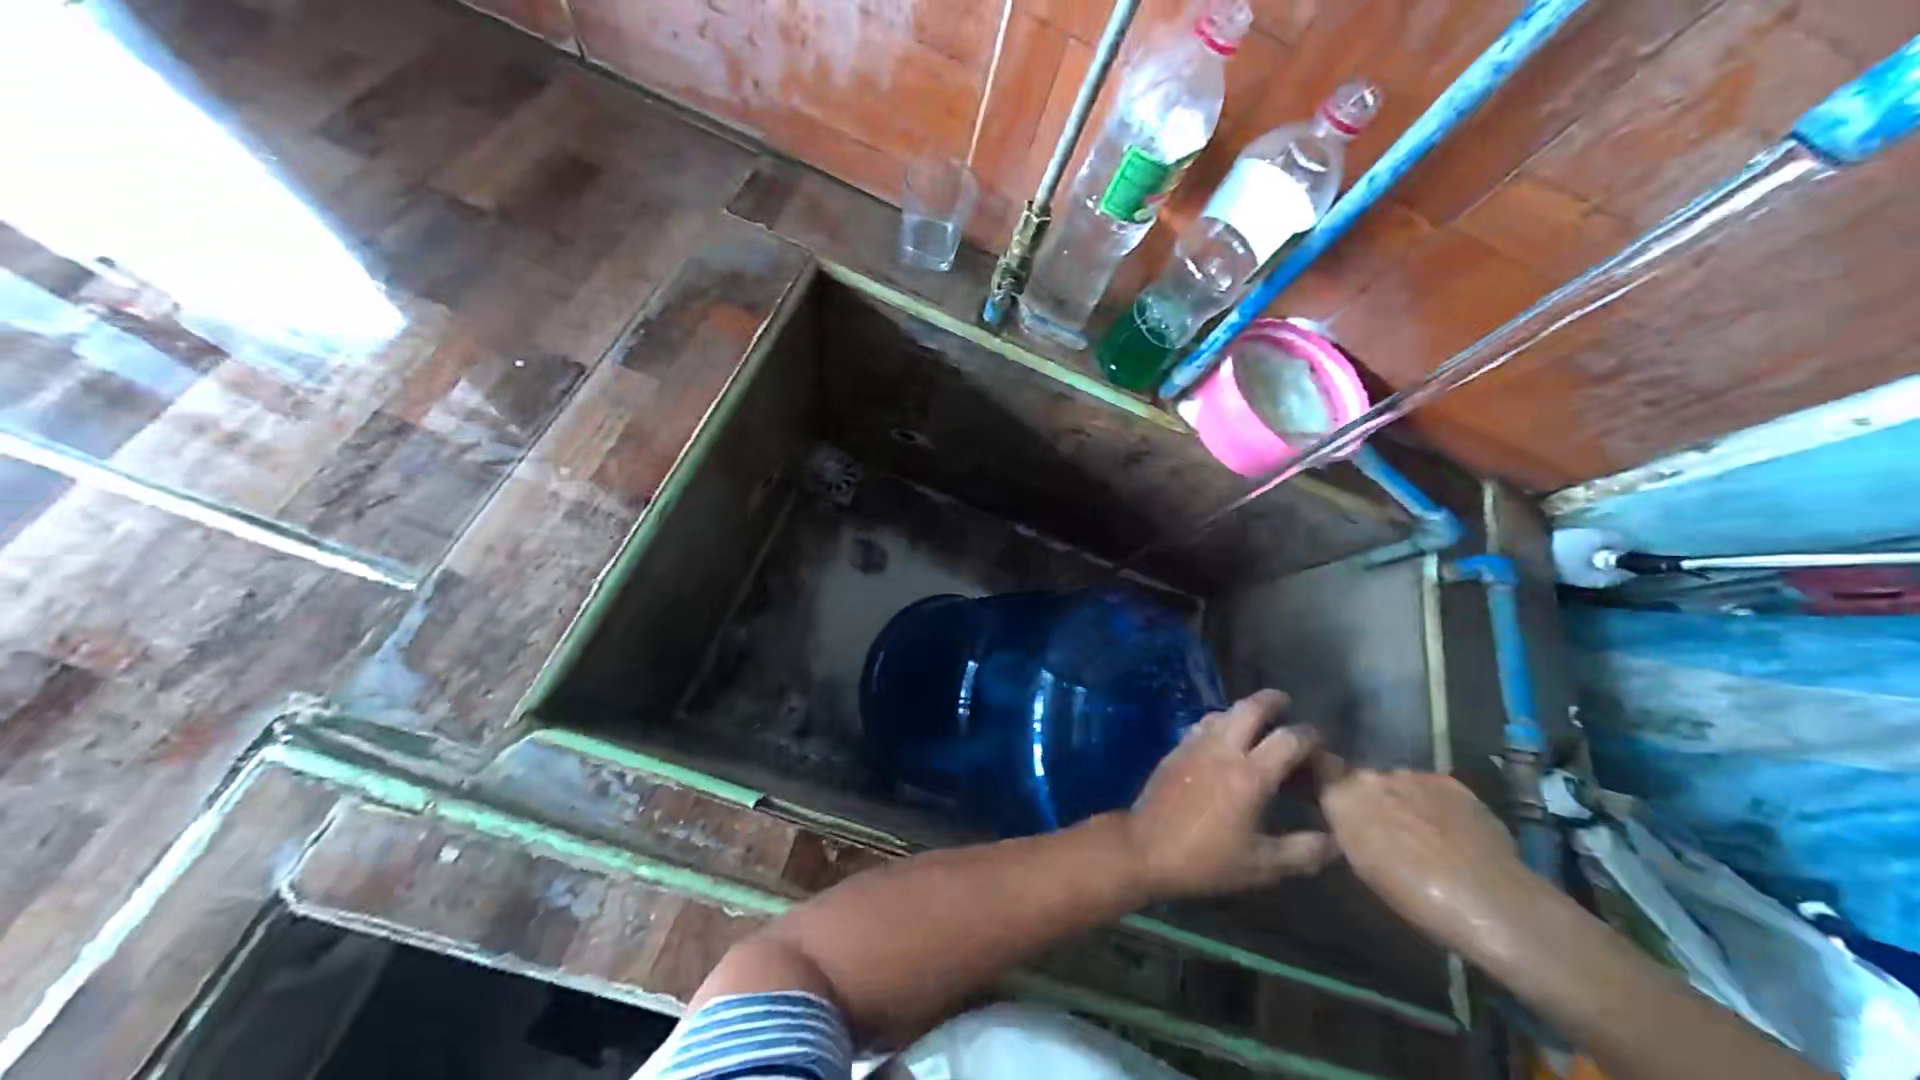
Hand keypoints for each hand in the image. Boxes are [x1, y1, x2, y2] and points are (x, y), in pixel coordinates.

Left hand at [1123, 690, 1334, 899]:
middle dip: (1272, 701)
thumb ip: (1303, 852)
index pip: (1290, 739)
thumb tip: (1335, 841)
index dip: (1312, 738)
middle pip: (1251, 708)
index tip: (1323, 747)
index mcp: (1250, 774)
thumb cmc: (1206, 860)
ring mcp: (1195, 746)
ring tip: (1256, 724)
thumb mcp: (1261, 865)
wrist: (1144, 849)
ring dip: (1243, 711)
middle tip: (1286, 705)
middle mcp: (1223, 750)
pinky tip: (1222, 740)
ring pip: (1223, 713)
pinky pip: (1202, 725)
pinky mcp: (1175, 751)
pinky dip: (1219, 723)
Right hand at [1319, 766, 1546, 958]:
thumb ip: (1348, 828)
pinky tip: (1451, 831)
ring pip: (1399, 783)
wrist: (1486, 897)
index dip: (1326, 778)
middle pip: (1363, 778)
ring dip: (1403, 799)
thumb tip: (1347, 817)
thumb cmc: (1411, 895)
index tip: (1330, 793)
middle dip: (1370, 796)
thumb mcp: (1362, 865)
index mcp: (1343, 797)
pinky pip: (1432, 788)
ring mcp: (1414, 775)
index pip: (1320, 768)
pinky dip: (1435, 803)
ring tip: (1422, 832)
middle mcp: (1372, 776)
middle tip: (1383, 826)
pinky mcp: (1451, 782)